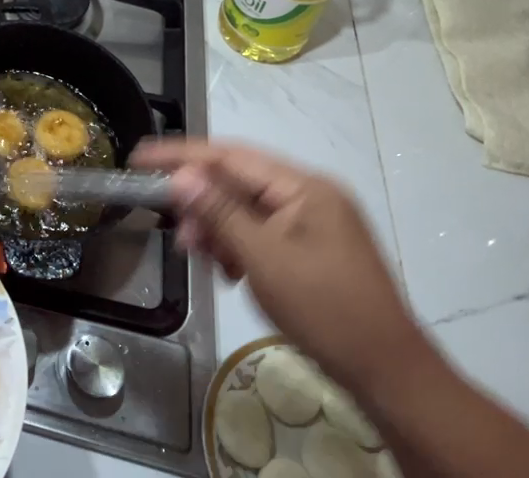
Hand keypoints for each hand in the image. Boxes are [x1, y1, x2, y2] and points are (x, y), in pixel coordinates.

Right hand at [131, 138, 432, 393]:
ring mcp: (316, 223)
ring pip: (247, 209)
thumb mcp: (264, 259)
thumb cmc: (326, 311)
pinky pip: (263, 232)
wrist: (390, 374)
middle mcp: (312, 195)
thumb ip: (220, 212)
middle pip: (238, 181)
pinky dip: (238, 244)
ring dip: (217, 227)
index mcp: (305, 188)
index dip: (180, 155)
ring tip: (200, 255)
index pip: (229, 156)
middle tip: (175, 231)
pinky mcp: (314, 249)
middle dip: (200, 202)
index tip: (139, 158)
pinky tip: (228, 269)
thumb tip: (181, 176)